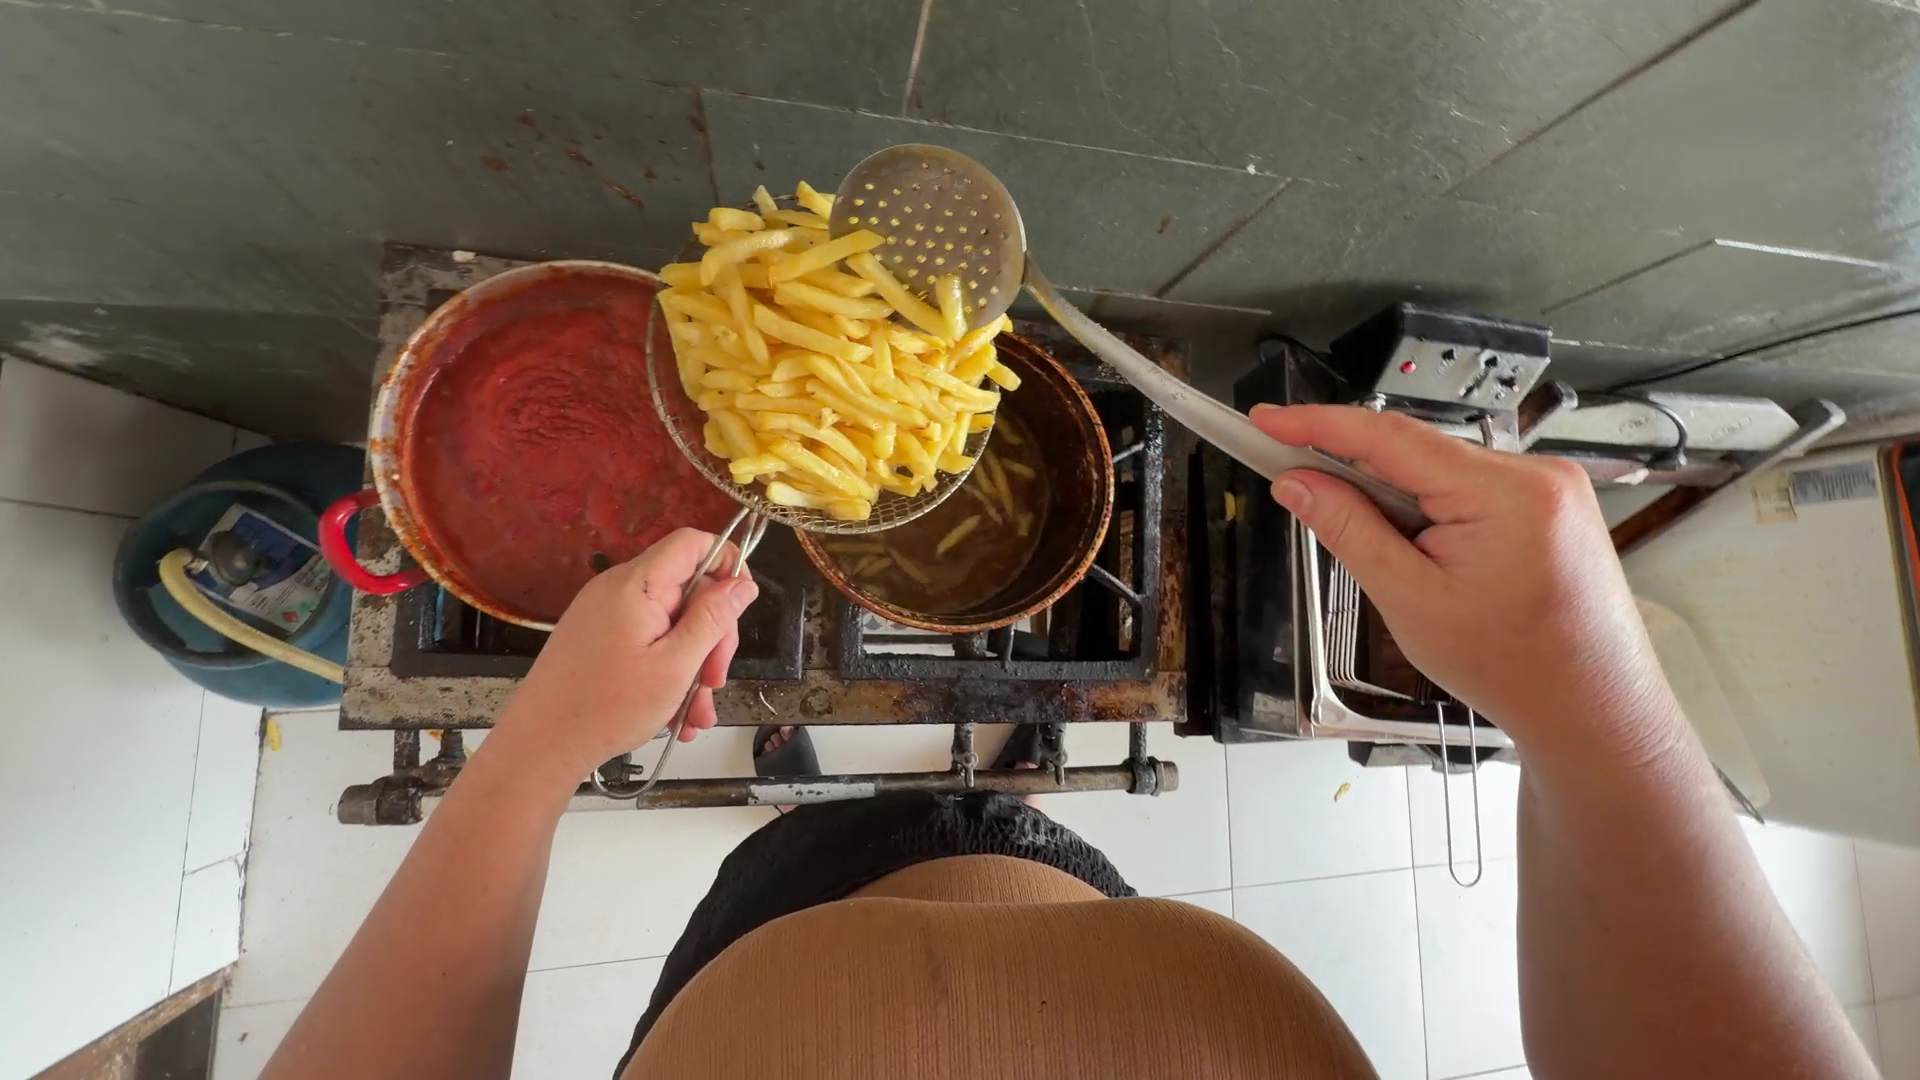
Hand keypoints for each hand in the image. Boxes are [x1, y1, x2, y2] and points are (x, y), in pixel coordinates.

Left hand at [492, 528, 758, 782]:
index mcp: (638, 585)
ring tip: (696, 712)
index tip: (740, 606)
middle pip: (688, 589)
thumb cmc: (606, 708)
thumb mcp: (676, 665)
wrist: (537, 749)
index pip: (694, 543)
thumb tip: (744, 584)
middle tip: (715, 679)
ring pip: (673, 623)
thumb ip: (714, 619)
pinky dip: (669, 670)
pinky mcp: (600, 636)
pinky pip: (650, 640)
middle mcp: (619, 589)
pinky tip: (677, 712)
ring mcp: (607, 613)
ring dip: (694, 664)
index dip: (727, 564)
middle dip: (712, 634)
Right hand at [1252, 405, 1679, 756]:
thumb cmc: (1511, 664)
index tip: (1267, 420)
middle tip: (1288, 478)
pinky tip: (1408, 544)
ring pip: (1432, 468)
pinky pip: (1461, 484)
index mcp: (1505, 493)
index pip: (1387, 436)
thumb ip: (1347, 529)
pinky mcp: (1543, 504)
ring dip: (1384, 493)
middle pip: (1410, 448)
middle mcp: (1534, 475)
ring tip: (1374, 549)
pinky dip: (1418, 504)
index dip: (1316, 424)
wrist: (1592, 707)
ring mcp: (1546, 487)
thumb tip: (1298, 484)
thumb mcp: (1407, 597)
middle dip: (1346, 465)